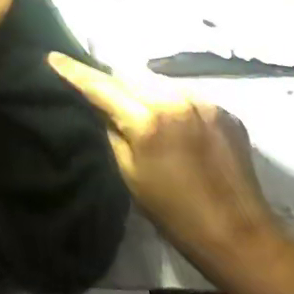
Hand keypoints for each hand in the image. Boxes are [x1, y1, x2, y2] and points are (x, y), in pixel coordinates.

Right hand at [48, 54, 282, 272]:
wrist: (241, 236)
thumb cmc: (175, 213)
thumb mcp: (129, 173)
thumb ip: (111, 131)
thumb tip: (99, 106)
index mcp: (147, 118)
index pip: (100, 85)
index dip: (74, 71)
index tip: (52, 57)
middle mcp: (175, 99)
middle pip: (130, 77)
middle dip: (112, 82)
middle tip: (97, 91)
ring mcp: (204, 102)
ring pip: (158, 83)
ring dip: (143, 91)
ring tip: (138, 108)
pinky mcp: (224, 111)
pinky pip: (185, 96)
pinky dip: (172, 104)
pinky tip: (173, 125)